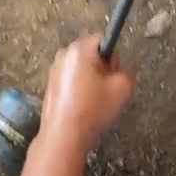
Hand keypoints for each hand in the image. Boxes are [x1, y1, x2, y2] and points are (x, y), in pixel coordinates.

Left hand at [39, 36, 133, 152]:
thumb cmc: (94, 108)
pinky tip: (82, 105)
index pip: (102, 40)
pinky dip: (78, 87)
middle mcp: (64, 54)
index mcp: (80, 49)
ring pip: (80, 67)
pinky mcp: (50, 84)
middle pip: (90, 52)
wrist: (64, 135)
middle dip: (100, 67)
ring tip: (93, 100)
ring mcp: (54, 69)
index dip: (112, 57)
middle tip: (106, 88)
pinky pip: (70, 78)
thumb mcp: (123, 88)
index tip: (113, 75)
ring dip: (89, 78)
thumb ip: (126, 71)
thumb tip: (115, 71)